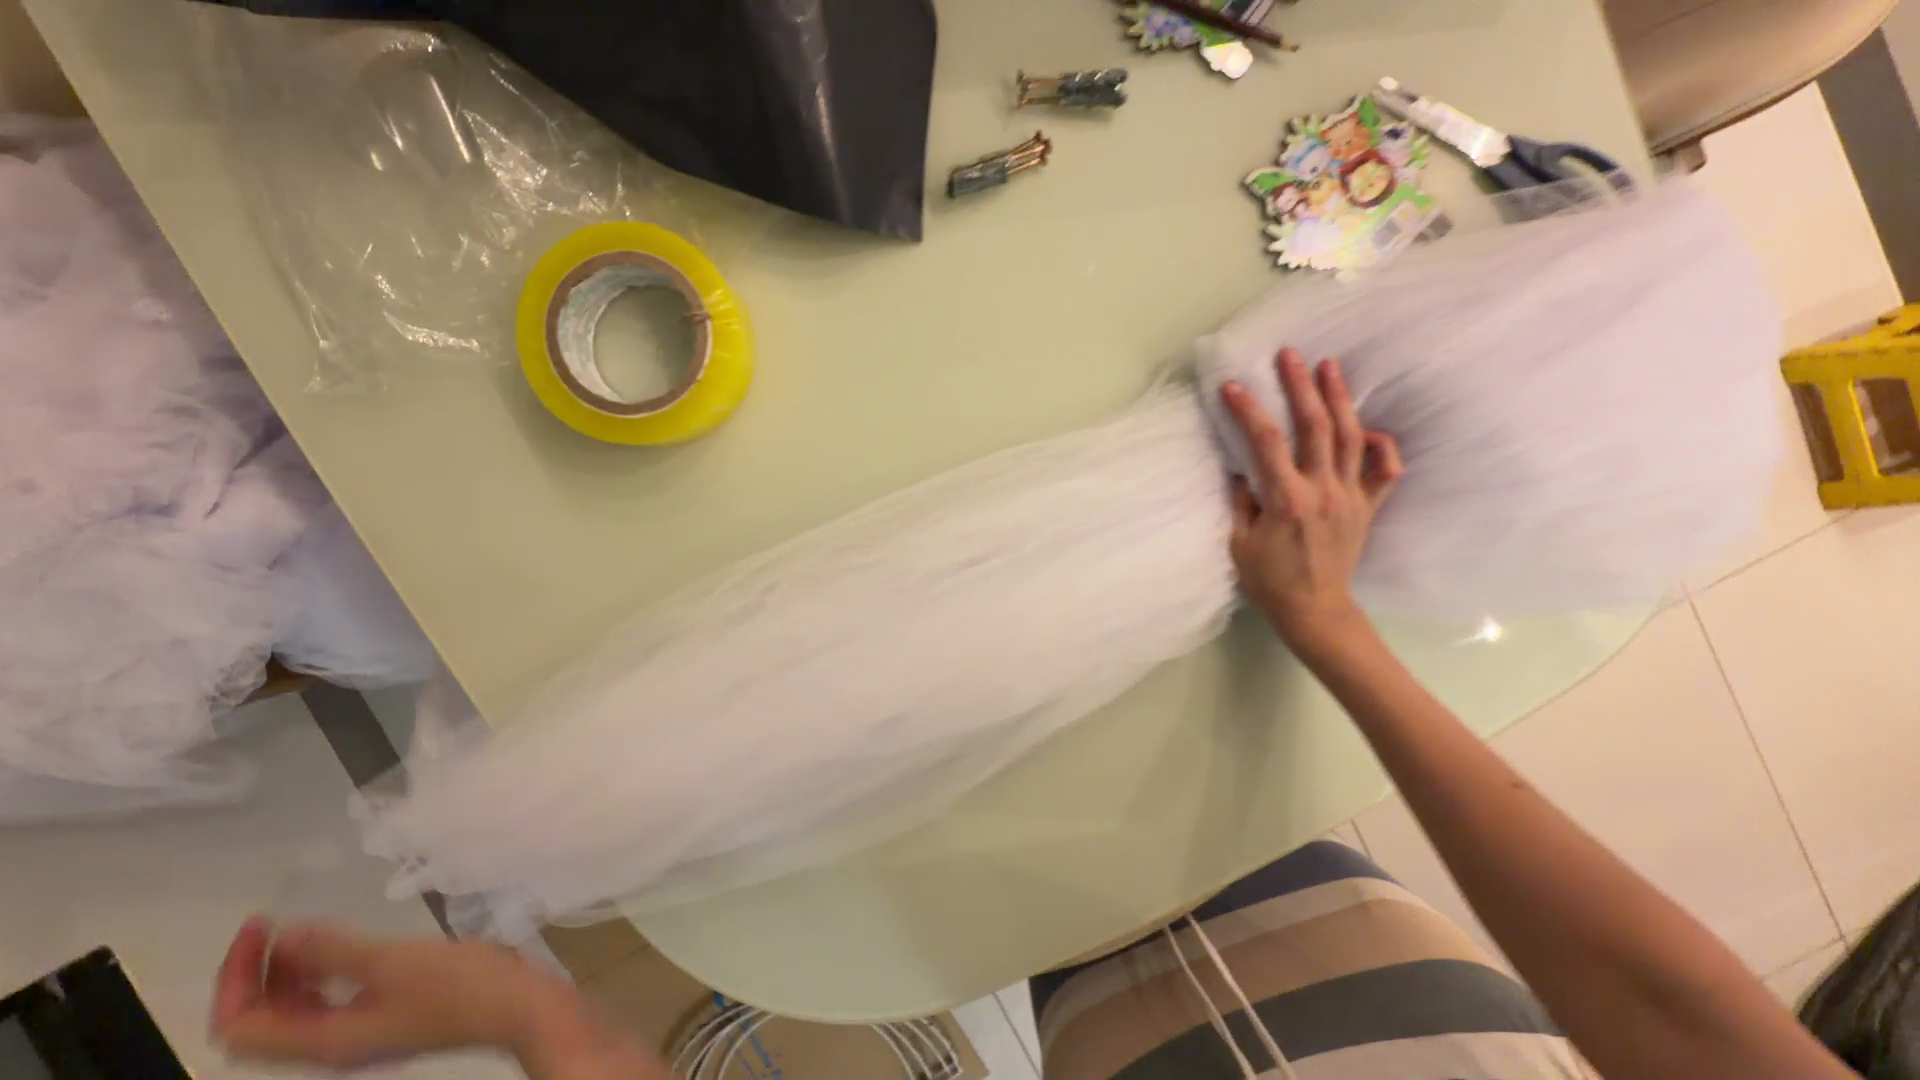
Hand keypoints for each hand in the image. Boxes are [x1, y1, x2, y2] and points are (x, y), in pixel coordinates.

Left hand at [210, 918, 571, 1071]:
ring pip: (294, 1014)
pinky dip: (319, 978)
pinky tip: (342, 950)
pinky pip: (328, 1006)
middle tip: (273, 925)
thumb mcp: (393, 961)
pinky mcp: (386, 1020)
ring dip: (286, 974)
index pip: (242, 1026)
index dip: (234, 979)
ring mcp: (360, 1036)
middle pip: (262, 1022)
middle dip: (255, 974)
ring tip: (303, 932)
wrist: (519, 1007)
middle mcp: (332, 1047)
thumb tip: (285, 935)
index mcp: (325, 1042)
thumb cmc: (458, 985)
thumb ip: (335, 950)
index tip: (259, 928)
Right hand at [1220, 348, 1401, 651]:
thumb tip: (1242, 467)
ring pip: (1351, 437)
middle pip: (1315, 427)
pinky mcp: (1367, 506)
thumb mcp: (1239, 542)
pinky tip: (1369, 427)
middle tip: (1291, 355)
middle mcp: (1323, 491)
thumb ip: (1242, 500)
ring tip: (1330, 367)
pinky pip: (1385, 470)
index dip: (1249, 411)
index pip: (1266, 443)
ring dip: (1340, 399)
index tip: (1234, 386)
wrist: (1314, 610)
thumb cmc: (1269, 581)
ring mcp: (1351, 496)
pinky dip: (1381, 445)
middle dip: (1301, 387)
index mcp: (1287, 500)